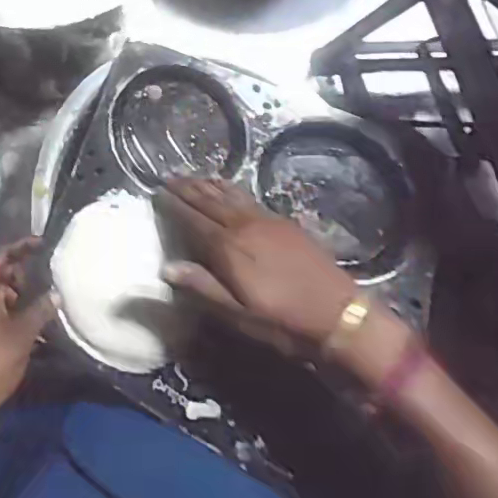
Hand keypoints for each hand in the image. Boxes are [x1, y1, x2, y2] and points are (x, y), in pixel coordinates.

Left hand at [0, 239, 57, 420]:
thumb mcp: (23, 335)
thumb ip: (39, 310)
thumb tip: (56, 292)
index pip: (0, 255)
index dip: (20, 246)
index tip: (42, 243)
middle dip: (21, 272)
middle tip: (44, 280)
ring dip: (17, 292)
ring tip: (40, 303)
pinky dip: (11, 306)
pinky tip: (29, 322)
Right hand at [157, 179, 357, 350]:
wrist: (341, 316)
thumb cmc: (284, 321)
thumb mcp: (239, 314)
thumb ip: (202, 287)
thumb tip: (165, 267)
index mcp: (227, 247)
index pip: (191, 218)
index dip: (172, 205)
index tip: (156, 194)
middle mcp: (241, 225)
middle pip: (206, 200)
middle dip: (185, 188)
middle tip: (167, 178)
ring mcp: (263, 220)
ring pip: (226, 194)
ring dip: (205, 183)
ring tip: (189, 176)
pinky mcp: (282, 221)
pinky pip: (247, 196)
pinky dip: (229, 187)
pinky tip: (224, 185)